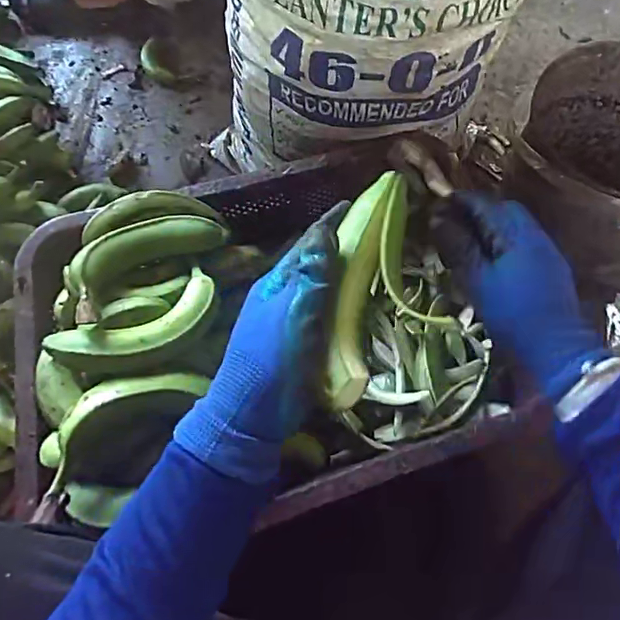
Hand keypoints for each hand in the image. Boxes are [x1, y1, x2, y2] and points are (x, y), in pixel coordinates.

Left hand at [173, 202, 345, 483]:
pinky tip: (354, 303)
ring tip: (366, 260)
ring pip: (319, 286)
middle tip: (367, 232)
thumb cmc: (271, 358)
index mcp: (277, 281)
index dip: (329, 223)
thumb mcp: (293, 312)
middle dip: (337, 244)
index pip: (307, 243)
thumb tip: (324, 232)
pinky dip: (339, 301)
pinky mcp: (298, 343)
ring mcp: (288, 319)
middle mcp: (282, 294)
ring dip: (339, 271)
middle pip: (314, 262)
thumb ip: (310, 274)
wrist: (251, 414)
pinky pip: (323, 312)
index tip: (351, 205)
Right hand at [431, 191, 608, 402]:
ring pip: (511, 226)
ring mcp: (545, 250)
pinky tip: (486, 260)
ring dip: (486, 228)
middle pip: (500, 209)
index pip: (482, 202)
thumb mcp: (476, 279)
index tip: (432, 210)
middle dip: (472, 212)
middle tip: (447, 225)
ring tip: (463, 243)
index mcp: (516, 231)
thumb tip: (436, 217)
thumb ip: (457, 245)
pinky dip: (500, 243)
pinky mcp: (550, 268)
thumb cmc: (512, 314)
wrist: (557, 351)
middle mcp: (534, 233)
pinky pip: (520, 242)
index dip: (455, 202)